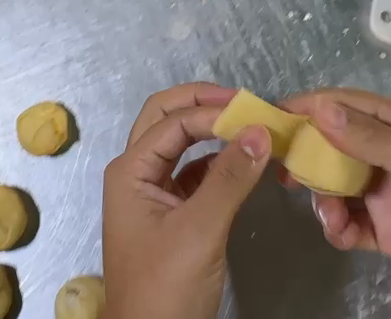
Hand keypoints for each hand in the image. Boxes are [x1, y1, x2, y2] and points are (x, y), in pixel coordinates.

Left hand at [103, 83, 268, 318]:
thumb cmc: (166, 288)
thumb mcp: (199, 231)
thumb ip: (229, 178)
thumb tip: (260, 130)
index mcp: (130, 170)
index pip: (173, 122)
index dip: (211, 111)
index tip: (254, 113)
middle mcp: (136, 172)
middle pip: (166, 119)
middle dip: (201, 103)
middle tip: (242, 101)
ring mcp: (151, 193)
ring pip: (178, 143)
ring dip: (209, 129)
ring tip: (247, 124)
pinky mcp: (170, 214)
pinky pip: (192, 172)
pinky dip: (216, 161)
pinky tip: (241, 161)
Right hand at [282, 89, 390, 318]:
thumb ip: (371, 139)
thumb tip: (318, 108)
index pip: (346, 105)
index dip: (309, 106)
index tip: (270, 114)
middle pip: (335, 143)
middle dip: (307, 151)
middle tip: (277, 166)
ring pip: (338, 184)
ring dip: (322, 193)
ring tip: (324, 209)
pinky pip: (352, 223)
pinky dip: (338, 226)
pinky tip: (340, 233)